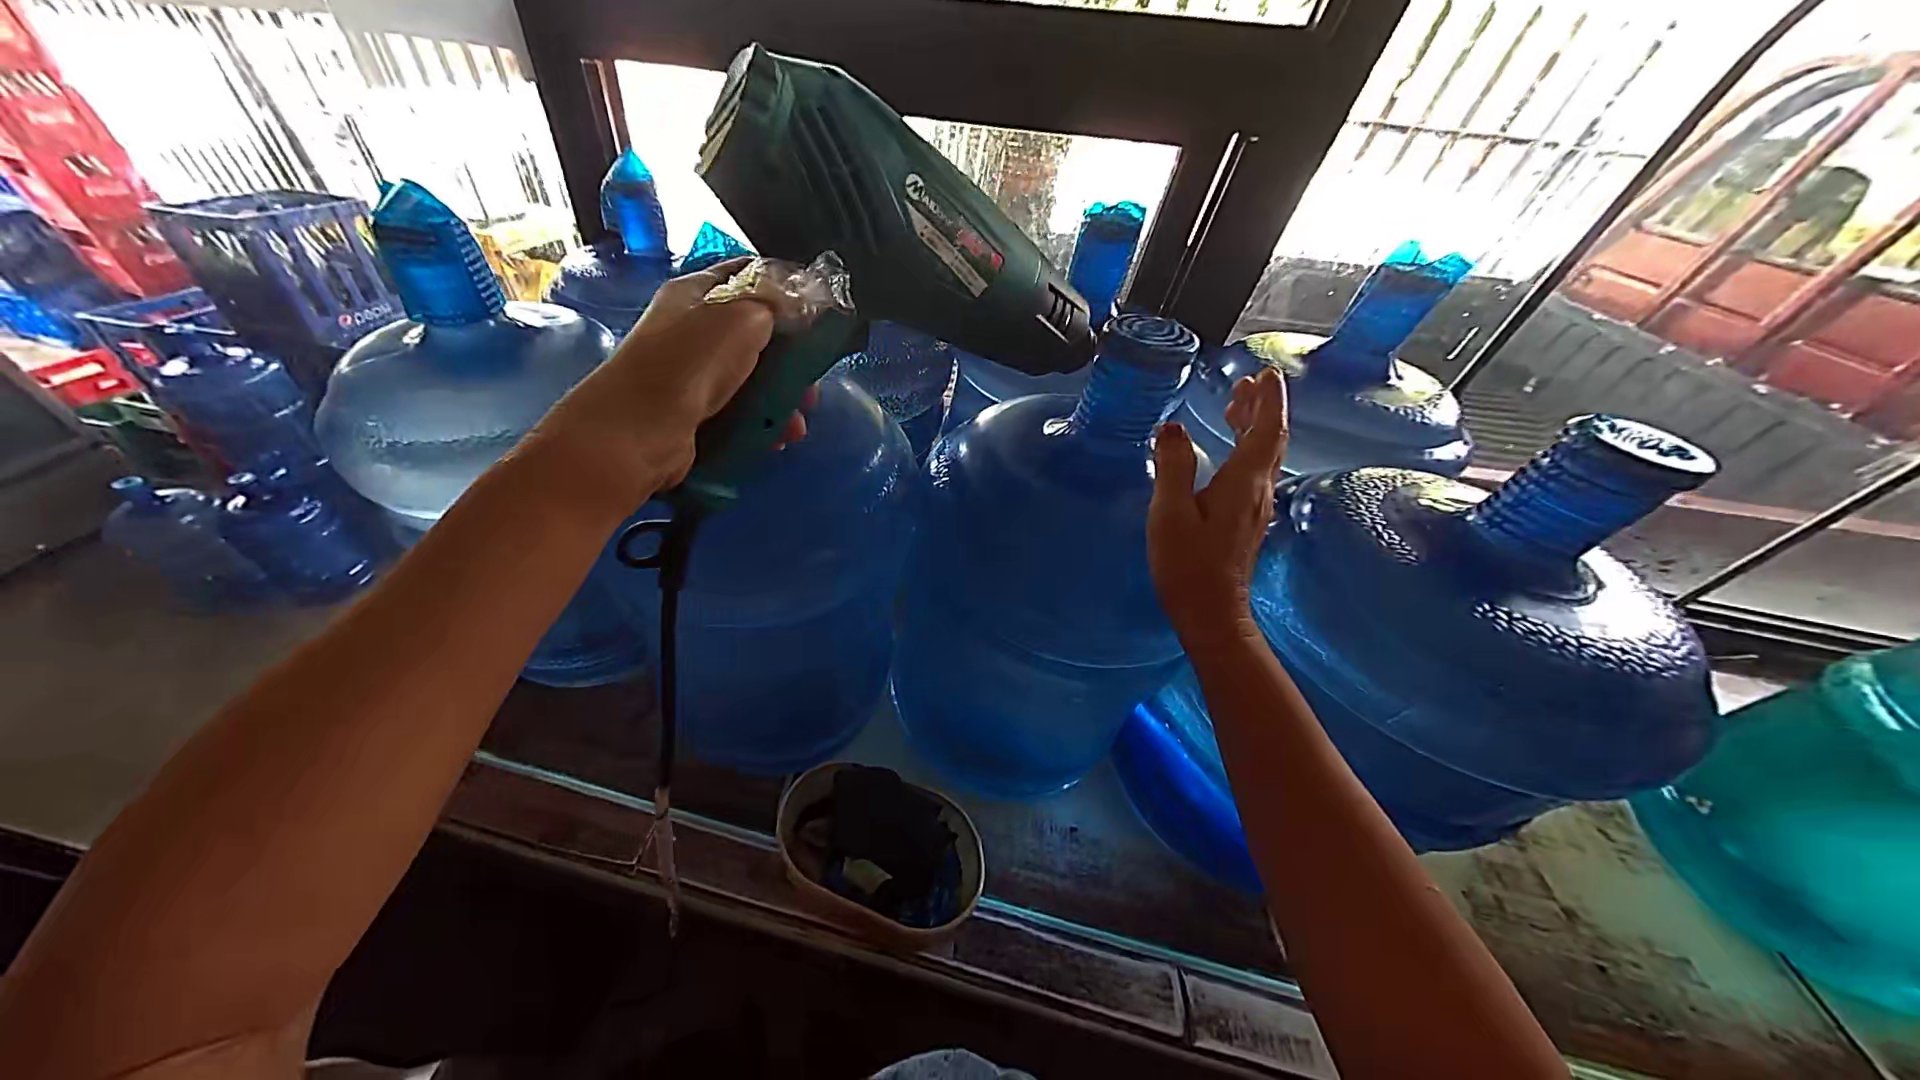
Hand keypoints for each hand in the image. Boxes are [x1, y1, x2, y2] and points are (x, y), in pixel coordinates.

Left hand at [526, 257, 809, 508]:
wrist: (638, 434)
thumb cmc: (690, 365)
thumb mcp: (742, 317)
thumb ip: (775, 302)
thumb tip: (798, 299)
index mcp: (696, 294)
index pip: (748, 276)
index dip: (785, 291)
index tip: (817, 316)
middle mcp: (693, 331)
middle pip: (757, 336)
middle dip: (792, 362)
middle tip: (811, 386)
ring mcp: (692, 376)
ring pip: (753, 380)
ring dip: (781, 401)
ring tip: (795, 425)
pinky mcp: (695, 414)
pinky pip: (740, 413)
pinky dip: (762, 425)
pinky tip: (776, 439)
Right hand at [1147, 367, 1288, 643]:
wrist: (1209, 610)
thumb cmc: (1187, 564)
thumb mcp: (1171, 512)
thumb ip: (1174, 466)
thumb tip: (1173, 429)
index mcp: (1244, 482)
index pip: (1265, 429)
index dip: (1267, 400)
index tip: (1265, 374)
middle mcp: (1258, 491)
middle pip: (1271, 439)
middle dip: (1263, 408)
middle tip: (1248, 384)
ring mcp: (1255, 507)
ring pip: (1265, 455)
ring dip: (1256, 427)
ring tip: (1238, 408)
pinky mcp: (1246, 520)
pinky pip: (1255, 472)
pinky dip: (1248, 449)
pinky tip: (1230, 451)